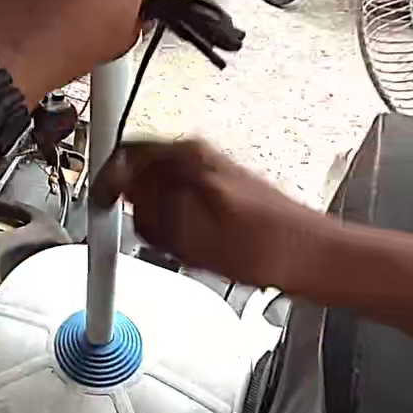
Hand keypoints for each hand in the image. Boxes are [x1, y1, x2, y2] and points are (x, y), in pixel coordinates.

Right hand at [96, 140, 326, 289]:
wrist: (311, 257)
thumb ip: (148, 207)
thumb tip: (119, 188)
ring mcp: (210, 171)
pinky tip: (199, 247)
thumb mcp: (191, 234)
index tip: (101, 205)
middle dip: (140, 208)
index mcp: (190, 155)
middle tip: (158, 237)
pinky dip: (178, 226)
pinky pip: (180, 205)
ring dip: (161, 221)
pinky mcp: (219, 189)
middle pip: (140, 174)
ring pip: (160, 193)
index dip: (107, 183)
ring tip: (186, 247)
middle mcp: (199, 156)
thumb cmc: (267, 247)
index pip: (125, 155)